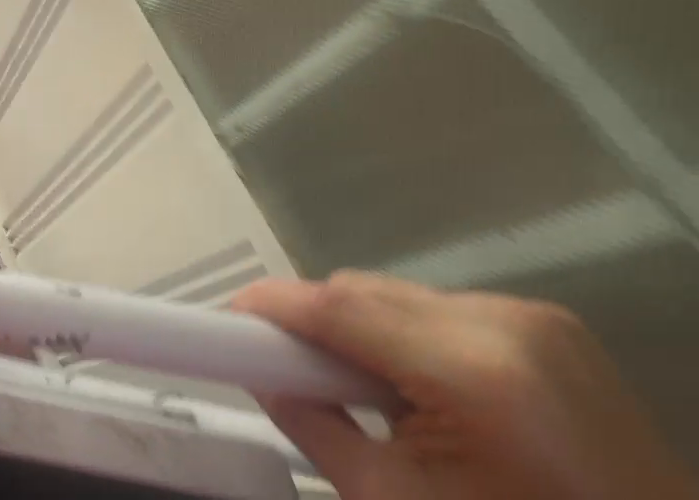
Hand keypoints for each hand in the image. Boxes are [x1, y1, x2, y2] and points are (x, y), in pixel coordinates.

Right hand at [234, 272, 697, 499]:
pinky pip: (440, 310)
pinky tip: (419, 390)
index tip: (217, 321)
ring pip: (396, 296)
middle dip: (313, 324)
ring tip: (367, 393)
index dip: (266, 306)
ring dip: (359, 329)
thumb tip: (257, 374)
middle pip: (363, 292)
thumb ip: (310, 422)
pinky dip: (407, 336)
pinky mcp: (554, 329)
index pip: (335, 305)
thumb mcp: (391, 499)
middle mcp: (508, 324)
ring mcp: (539, 320)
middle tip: (290, 374)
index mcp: (475, 369)